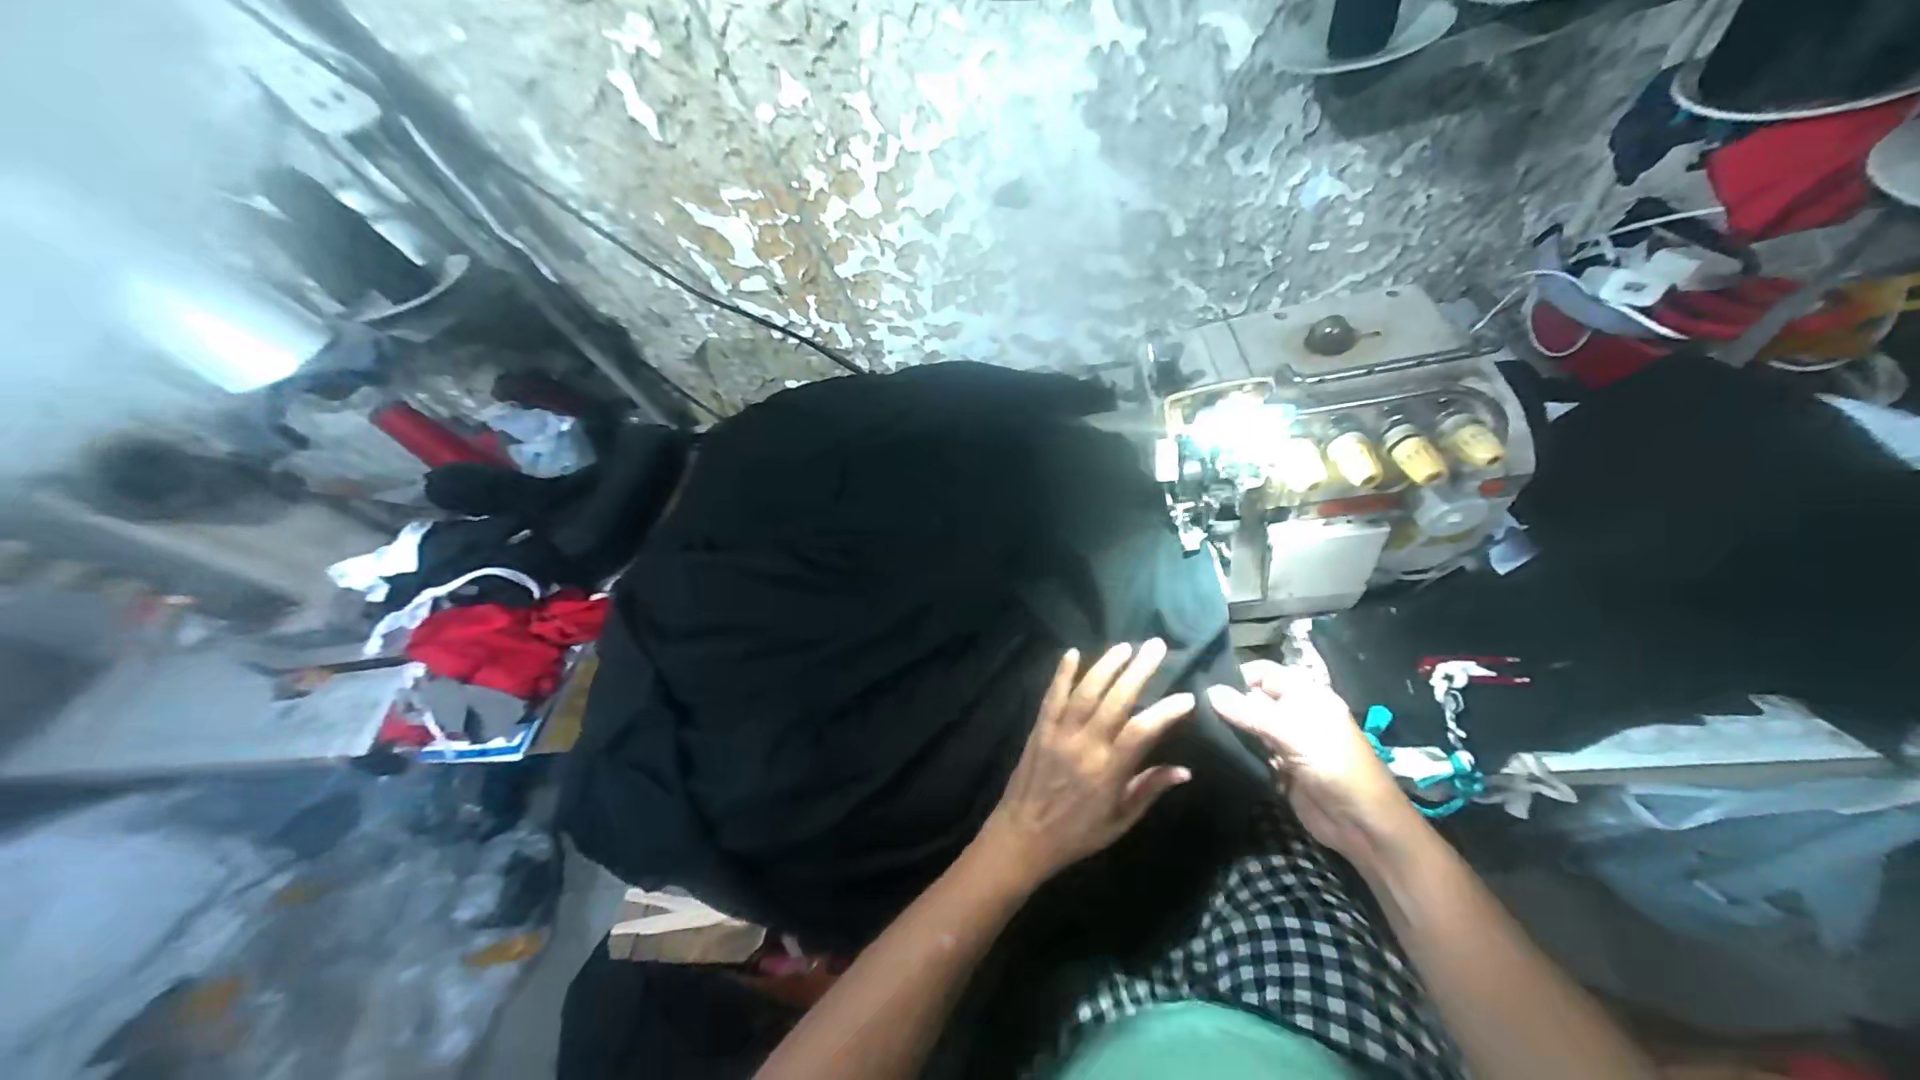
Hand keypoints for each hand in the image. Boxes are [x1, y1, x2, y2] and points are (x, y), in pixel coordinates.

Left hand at [974, 640, 1195, 889]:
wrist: (1021, 837)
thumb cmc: (1076, 835)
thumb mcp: (1119, 822)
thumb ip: (1149, 791)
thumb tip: (1184, 771)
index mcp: (1108, 772)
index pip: (1141, 732)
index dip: (1165, 712)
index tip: (1186, 697)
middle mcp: (1084, 746)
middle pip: (1116, 700)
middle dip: (1138, 671)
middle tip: (1157, 647)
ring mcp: (1059, 734)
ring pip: (1085, 692)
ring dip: (1106, 665)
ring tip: (1125, 646)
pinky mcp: (1039, 730)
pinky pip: (1052, 697)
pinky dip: (1062, 673)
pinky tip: (1072, 653)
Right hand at [1208, 661, 1425, 872]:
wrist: (1362, 824)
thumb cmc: (1334, 767)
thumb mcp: (1292, 734)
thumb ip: (1249, 712)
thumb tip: (1209, 691)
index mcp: (1305, 695)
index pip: (1263, 673)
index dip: (1237, 676)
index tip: (1203, 686)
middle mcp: (1294, 712)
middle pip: (1252, 698)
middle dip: (1227, 703)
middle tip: (1194, 709)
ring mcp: (1285, 740)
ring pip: (1248, 725)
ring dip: (1229, 729)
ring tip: (1197, 728)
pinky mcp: (1278, 765)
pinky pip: (1250, 751)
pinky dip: (1235, 750)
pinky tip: (1211, 749)